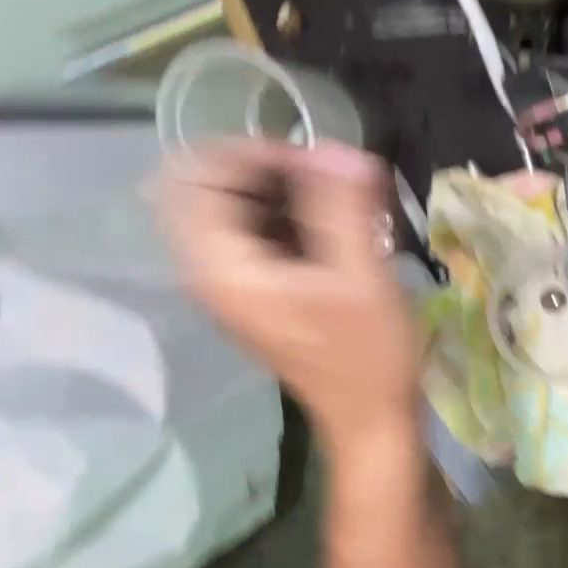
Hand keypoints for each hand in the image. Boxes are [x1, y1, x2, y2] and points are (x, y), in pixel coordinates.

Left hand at [161, 140, 418, 446]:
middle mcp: (213, 271)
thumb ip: (344, 209)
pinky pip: (259, 234)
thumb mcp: (362, 277)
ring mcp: (235, 284)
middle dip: (271, 170)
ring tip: (344, 198)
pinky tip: (340, 225)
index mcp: (222, 267)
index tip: (316, 160)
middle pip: (212, 188)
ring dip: (285, 191)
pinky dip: (293, 217)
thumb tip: (338, 148)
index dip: (252, 152)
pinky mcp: (261, 292)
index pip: (196, 176)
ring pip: (236, 209)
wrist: (371, 418)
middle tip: (333, 177)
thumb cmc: (368, 355)